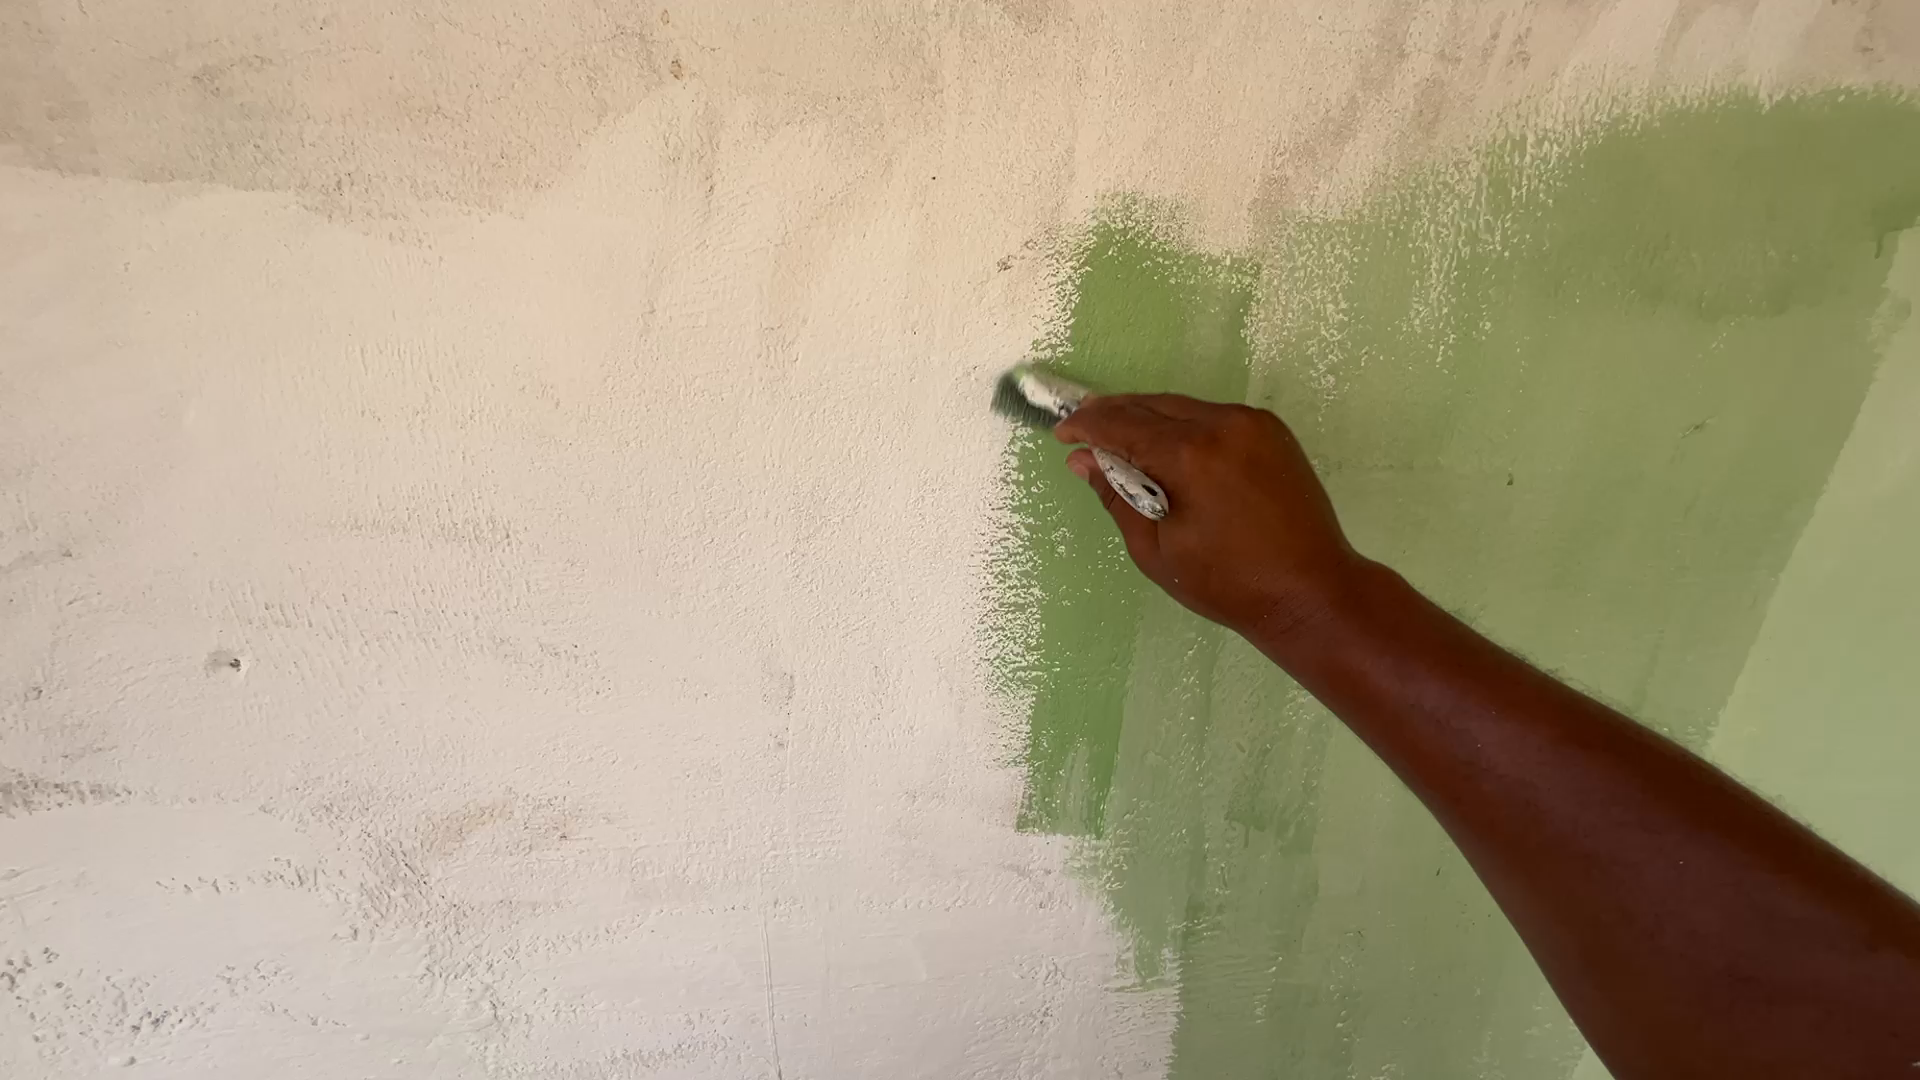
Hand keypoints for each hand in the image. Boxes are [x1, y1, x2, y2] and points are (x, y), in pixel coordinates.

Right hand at [1055, 394, 1362, 641]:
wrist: (1310, 591)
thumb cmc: (1225, 583)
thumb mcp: (1154, 549)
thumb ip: (1116, 496)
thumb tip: (1083, 460)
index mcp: (1190, 455)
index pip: (1121, 425)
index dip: (1086, 426)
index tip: (1062, 435)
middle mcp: (1222, 425)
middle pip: (1150, 405)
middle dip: (1111, 414)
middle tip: (1081, 428)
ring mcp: (1251, 424)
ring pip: (1180, 406)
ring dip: (1144, 417)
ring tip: (1116, 436)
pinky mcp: (1270, 431)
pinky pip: (1210, 416)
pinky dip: (1179, 424)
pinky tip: (1162, 443)